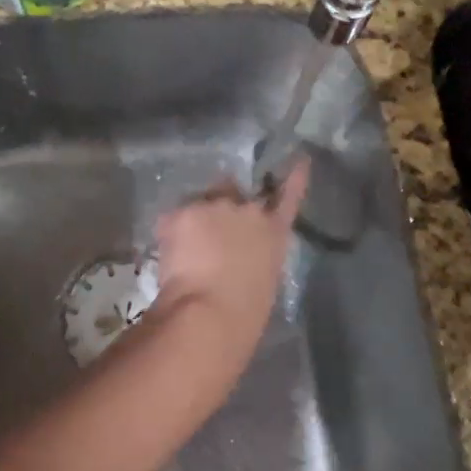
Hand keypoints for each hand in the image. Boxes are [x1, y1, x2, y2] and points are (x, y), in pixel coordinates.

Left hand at [151, 158, 310, 351]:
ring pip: (200, 202)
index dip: (294, 177)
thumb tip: (239, 253)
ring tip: (187, 250)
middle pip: (232, 190)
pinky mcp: (182, 212)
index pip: (288, 196)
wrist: (210, 312)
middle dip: (222, 204)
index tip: (300, 158)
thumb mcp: (264, 279)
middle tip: (209, 232)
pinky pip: (174, 217)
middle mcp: (246, 209)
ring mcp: (213, 205)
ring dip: (196, 217)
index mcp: (274, 231)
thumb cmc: (245, 312)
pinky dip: (171, 233)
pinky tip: (171, 255)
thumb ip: (255, 254)